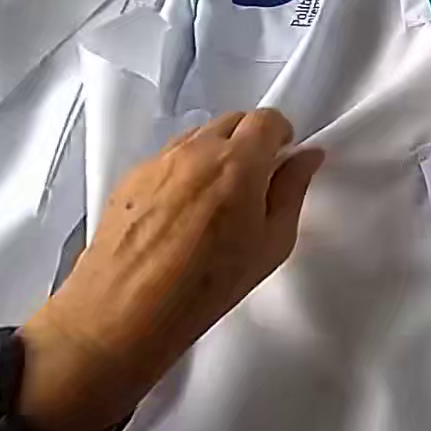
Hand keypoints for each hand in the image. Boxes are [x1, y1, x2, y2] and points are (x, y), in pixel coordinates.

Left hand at [16, 109, 323, 430]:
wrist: (124, 312)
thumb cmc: (205, 286)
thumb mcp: (270, 245)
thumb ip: (291, 191)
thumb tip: (306, 157)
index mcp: (238, 162)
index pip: (267, 118)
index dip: (281, 133)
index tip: (282, 156)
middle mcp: (197, 150)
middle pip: (233, 120)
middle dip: (251, 139)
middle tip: (255, 179)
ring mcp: (160, 159)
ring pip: (200, 135)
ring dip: (217, 151)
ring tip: (217, 197)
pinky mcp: (133, 174)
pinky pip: (170, 155)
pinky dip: (186, 167)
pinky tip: (182, 210)